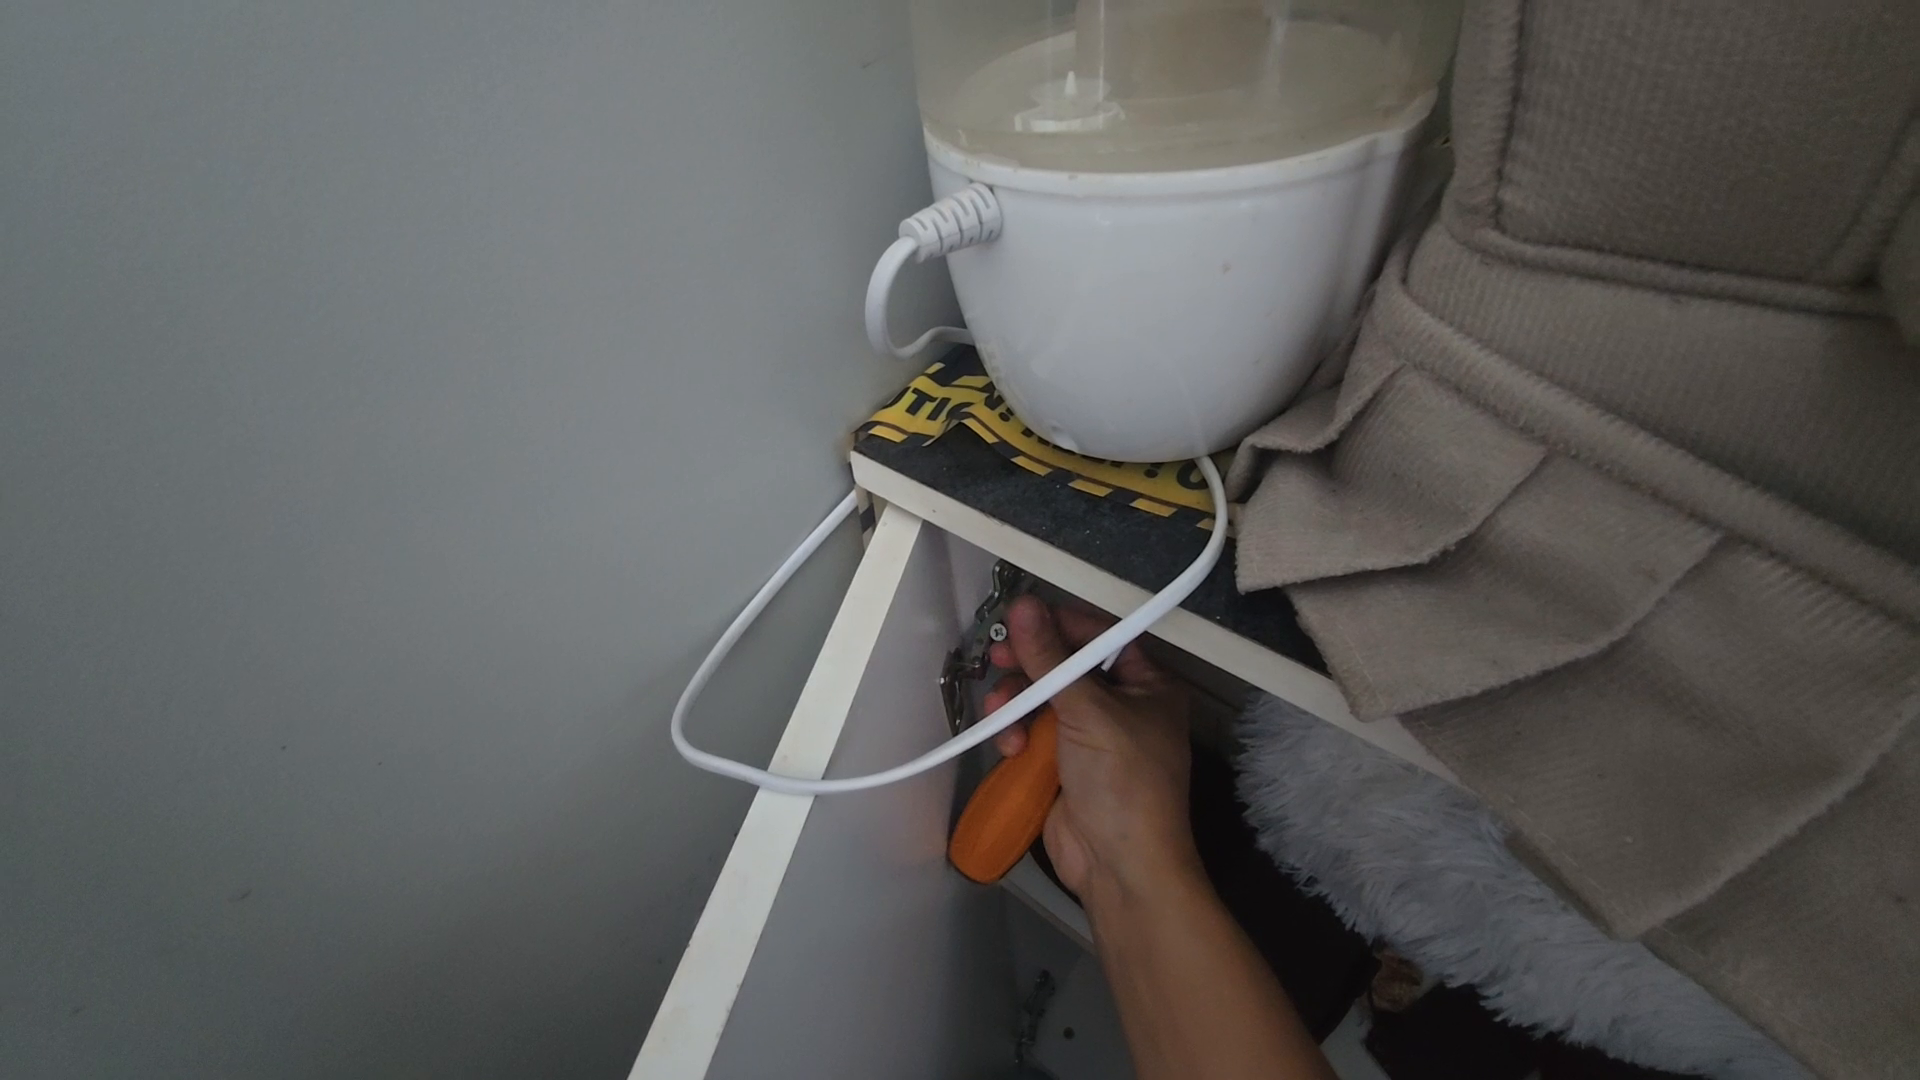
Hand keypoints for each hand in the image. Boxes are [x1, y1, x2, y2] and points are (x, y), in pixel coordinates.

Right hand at [984, 595, 1200, 903]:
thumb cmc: (1123, 782)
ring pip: (1039, 697)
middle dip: (1029, 666)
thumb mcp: (1089, 712)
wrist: (1119, 870)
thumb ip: (1051, 659)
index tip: (1019, 618)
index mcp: (1145, 684)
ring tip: (1002, 718)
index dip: (1059, 624)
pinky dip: (1015, 734)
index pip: (1098, 635)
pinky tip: (1010, 750)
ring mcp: (1087, 734)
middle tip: (997, 659)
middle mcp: (1117, 703)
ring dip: (1016, 704)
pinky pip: (1029, 730)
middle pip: (1062, 664)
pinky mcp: (1060, 761)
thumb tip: (1022, 605)